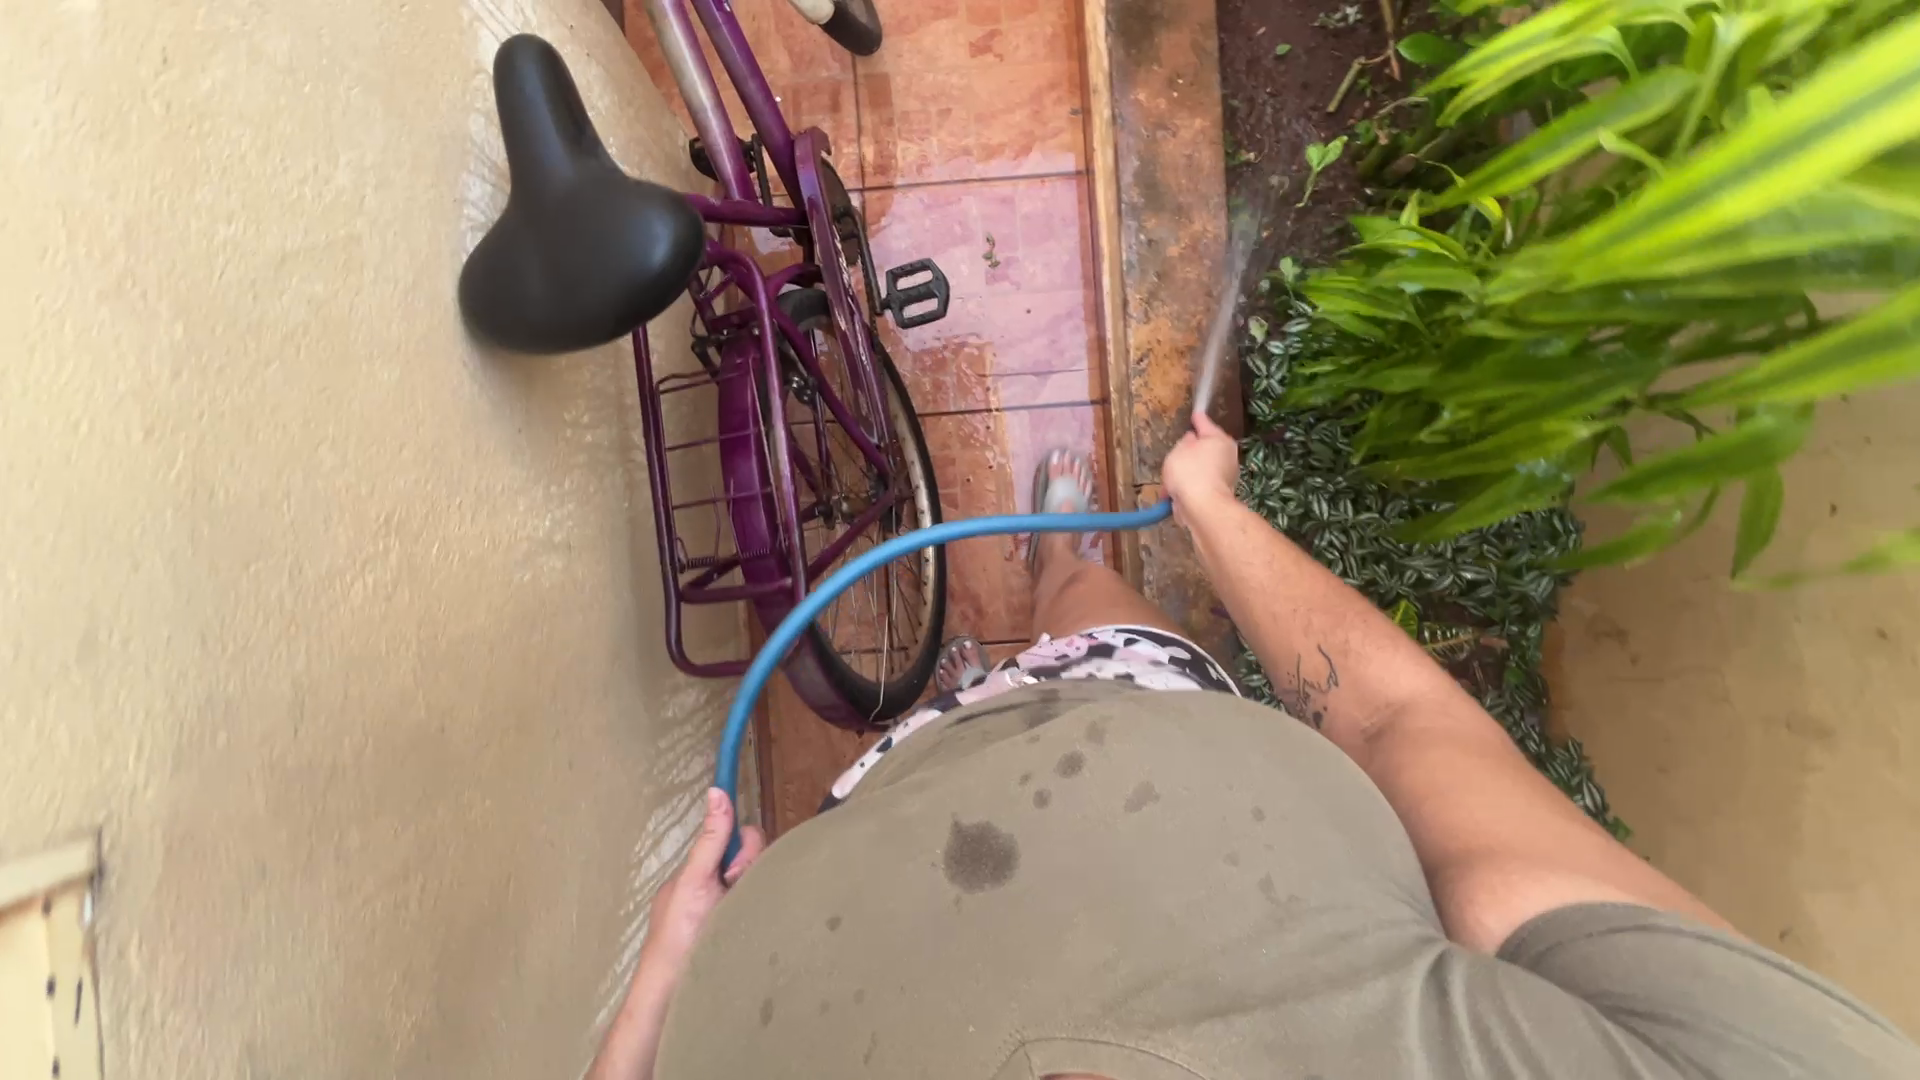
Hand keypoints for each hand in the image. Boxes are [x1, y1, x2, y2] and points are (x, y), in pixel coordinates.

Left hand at [638, 788, 765, 986]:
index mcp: (702, 868)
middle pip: (752, 857)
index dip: (743, 842)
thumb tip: (716, 790)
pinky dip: (758, 907)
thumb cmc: (678, 937)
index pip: (737, 837)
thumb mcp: (694, 881)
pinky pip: (760, 902)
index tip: (737, 860)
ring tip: (737, 914)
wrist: (671, 997)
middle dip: (748, 868)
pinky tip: (748, 923)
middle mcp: (717, 883)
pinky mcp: (741, 925)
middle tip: (731, 891)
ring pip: (759, 879)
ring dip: (753, 890)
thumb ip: (711, 839)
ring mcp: (729, 905)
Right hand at [1162, 410, 1239, 526]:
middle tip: (1175, 454)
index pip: (1206, 424)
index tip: (1195, 413)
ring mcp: (1225, 476)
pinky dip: (1189, 487)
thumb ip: (1185, 442)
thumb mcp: (1179, 450)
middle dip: (1190, 452)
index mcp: (1220, 440)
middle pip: (1205, 449)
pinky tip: (1174, 494)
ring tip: (1169, 481)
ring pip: (1201, 469)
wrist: (1201, 507)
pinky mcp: (1219, 493)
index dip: (1197, 419)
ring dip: (1187, 473)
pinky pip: (1200, 485)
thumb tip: (1192, 439)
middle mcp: (1227, 456)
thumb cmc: (1189, 472)